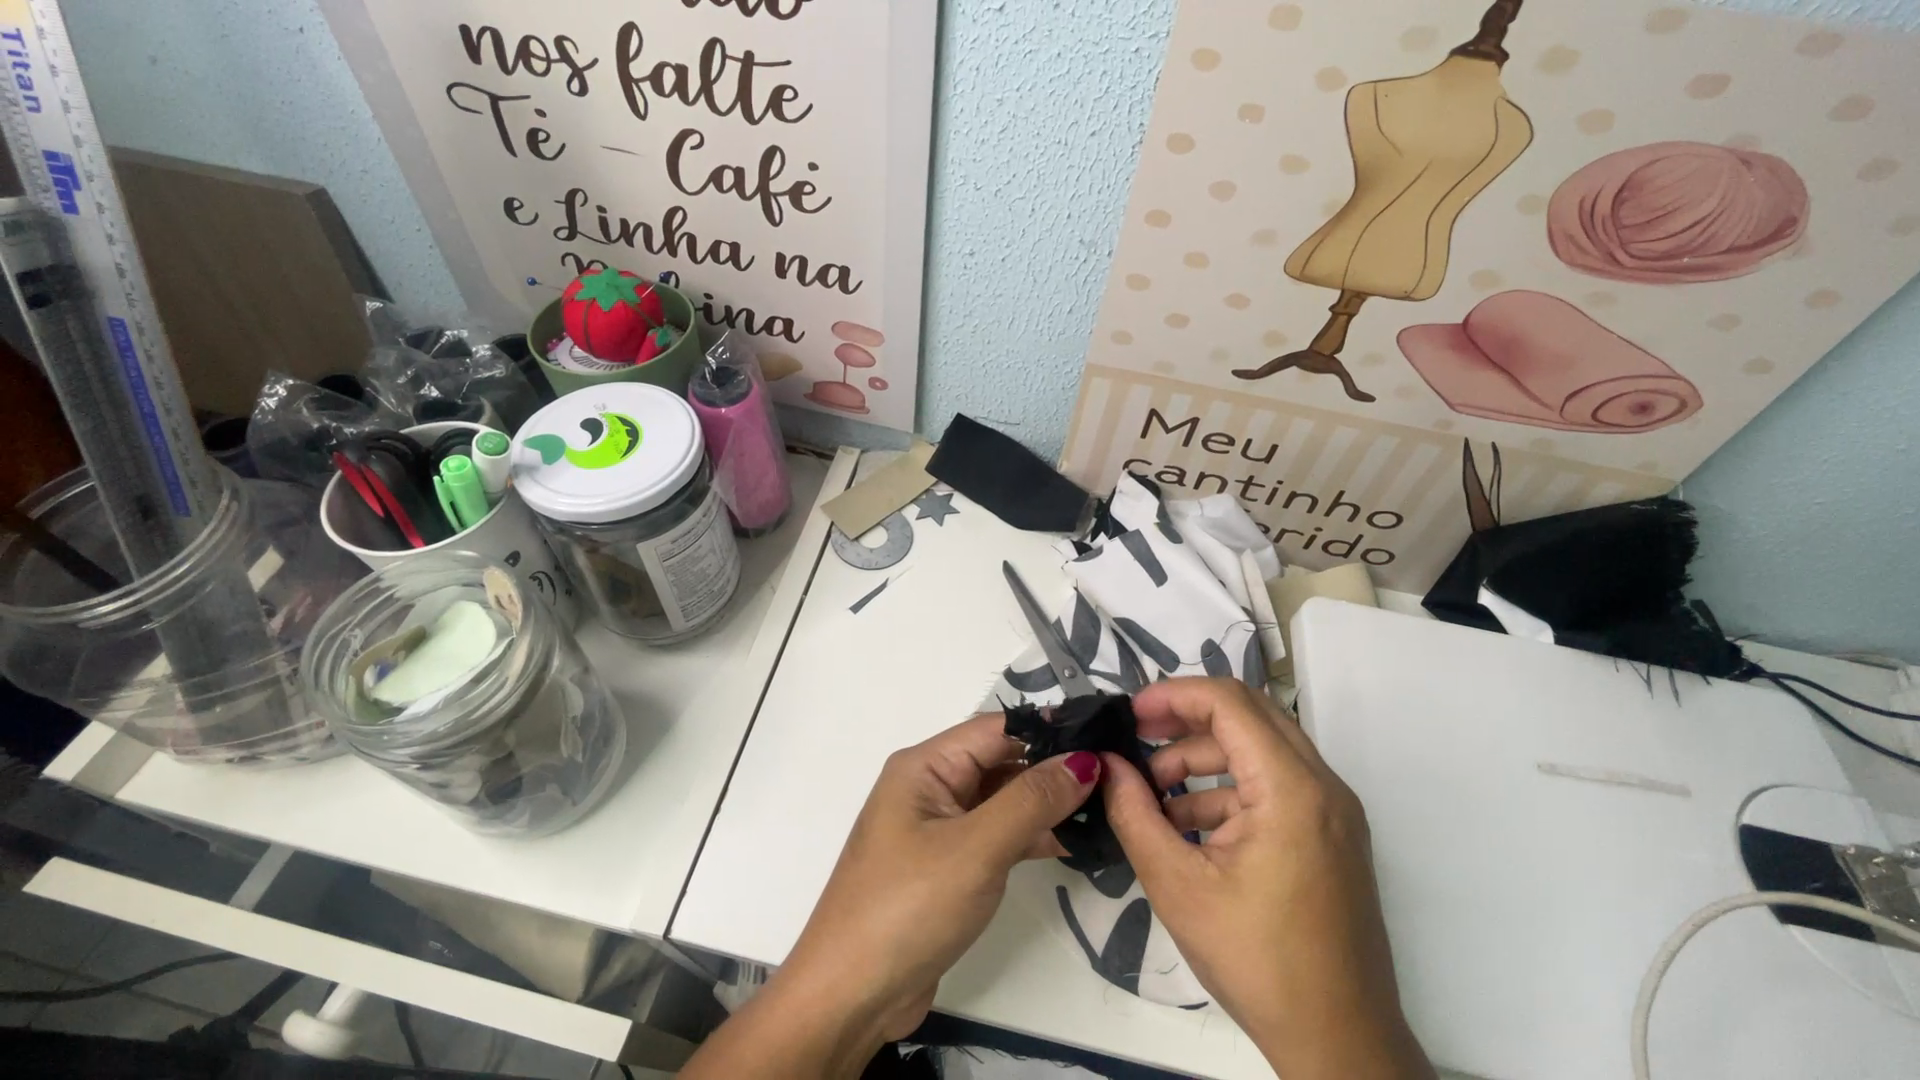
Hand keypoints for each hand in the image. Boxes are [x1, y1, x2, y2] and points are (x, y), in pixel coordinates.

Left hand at [685, 714, 1100, 1078]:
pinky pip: (995, 836)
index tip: (1108, 736)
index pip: (997, 729)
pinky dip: (1029, 837)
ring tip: (1107, 809)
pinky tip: (1071, 844)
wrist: (852, 995)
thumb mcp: (976, 848)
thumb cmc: (909, 906)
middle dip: (1053, 768)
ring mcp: (936, 829)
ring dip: (1046, 805)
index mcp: (924, 766)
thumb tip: (1086, 759)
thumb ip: (1032, 799)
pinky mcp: (946, 867)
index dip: (1050, 729)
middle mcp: (929, 788)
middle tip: (1118, 776)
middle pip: (1000, 761)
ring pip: (1001, 800)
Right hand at [1100, 678, 1434, 1079]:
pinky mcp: (1331, 838)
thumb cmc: (1256, 960)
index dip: (1173, 695)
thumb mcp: (1178, 884)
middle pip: (1249, 718)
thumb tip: (1105, 764)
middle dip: (1186, 721)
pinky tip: (1186, 826)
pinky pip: (1275, 788)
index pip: (1230, 703)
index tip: (1128, 714)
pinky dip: (1228, 792)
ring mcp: (1334, 813)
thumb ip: (1134, 812)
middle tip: (1136, 739)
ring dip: (1204, 760)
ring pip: (1261, 752)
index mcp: (1292, 789)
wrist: (1339, 1040)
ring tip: (1152, 794)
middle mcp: (1323, 786)